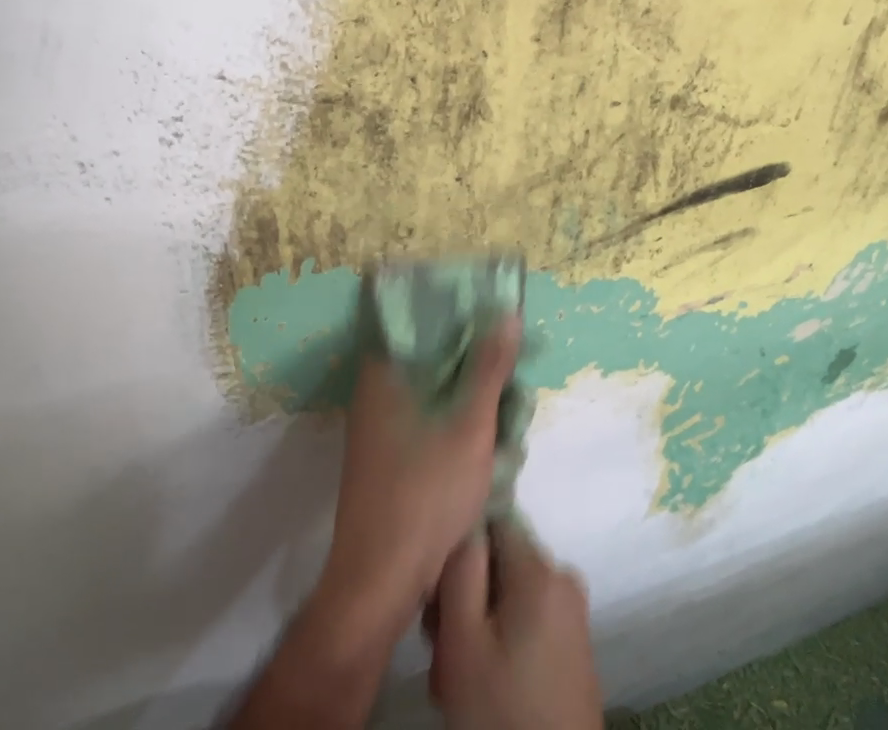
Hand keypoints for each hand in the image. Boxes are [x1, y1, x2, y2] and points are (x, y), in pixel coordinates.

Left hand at [315, 315, 522, 636]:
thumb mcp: (469, 424)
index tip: (496, 321)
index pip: (416, 322)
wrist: (383, 574)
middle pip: (429, 360)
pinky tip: (488, 444)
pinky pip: (429, 424)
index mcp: (382, 375)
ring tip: (508, 415)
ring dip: (470, 401)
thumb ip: (488, 368)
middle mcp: (374, 395)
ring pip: (434, 395)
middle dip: (474, 366)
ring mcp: (380, 430)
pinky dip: (458, 426)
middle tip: (513, 378)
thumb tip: (507, 314)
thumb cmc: (426, 491)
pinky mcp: (390, 459)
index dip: (457, 317)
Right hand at [430, 525, 601, 729]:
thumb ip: (460, 570)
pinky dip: (500, 640)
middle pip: (497, 562)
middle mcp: (563, 577)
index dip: (458, 556)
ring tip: (461, 669)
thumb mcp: (462, 637)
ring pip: (506, 594)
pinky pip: (524, 618)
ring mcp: (571, 611)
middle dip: (464, 596)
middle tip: (442, 644)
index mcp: (540, 568)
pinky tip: (485, 678)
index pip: (489, 524)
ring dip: (477, 623)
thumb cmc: (500, 706)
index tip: (440, 598)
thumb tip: (465, 524)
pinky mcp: (572, 640)